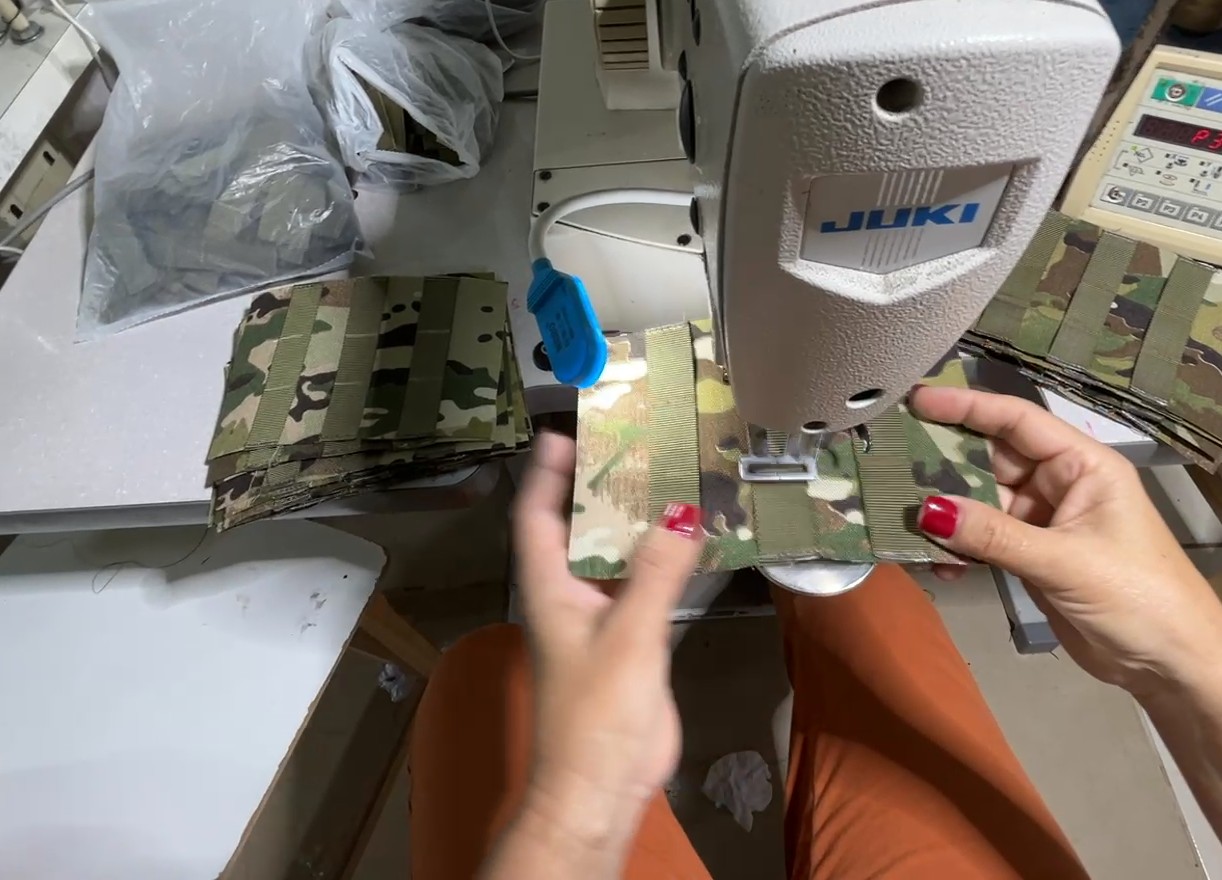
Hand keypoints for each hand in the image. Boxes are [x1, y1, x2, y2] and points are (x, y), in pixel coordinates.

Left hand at [507, 432, 703, 863]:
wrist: (602, 788)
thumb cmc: (596, 712)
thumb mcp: (628, 636)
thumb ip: (657, 573)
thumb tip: (684, 510)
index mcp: (548, 586)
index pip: (535, 516)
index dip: (544, 474)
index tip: (563, 434)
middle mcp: (568, 591)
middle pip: (575, 525)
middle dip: (595, 485)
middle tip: (629, 443)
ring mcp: (597, 613)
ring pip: (610, 552)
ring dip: (631, 519)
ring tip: (663, 476)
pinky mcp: (627, 635)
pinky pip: (640, 581)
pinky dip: (658, 556)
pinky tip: (686, 536)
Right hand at [908, 387, 1221, 699]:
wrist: (1175, 670)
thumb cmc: (1140, 598)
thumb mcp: (1064, 562)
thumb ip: (993, 535)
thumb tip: (926, 510)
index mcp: (1081, 465)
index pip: (1016, 420)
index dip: (966, 406)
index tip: (916, 400)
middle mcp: (1057, 483)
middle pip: (988, 457)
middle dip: (942, 460)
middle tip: (890, 456)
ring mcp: (1040, 519)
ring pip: (978, 499)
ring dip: (945, 511)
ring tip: (902, 514)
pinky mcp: (1028, 553)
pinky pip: (980, 537)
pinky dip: (958, 548)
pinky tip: (937, 565)